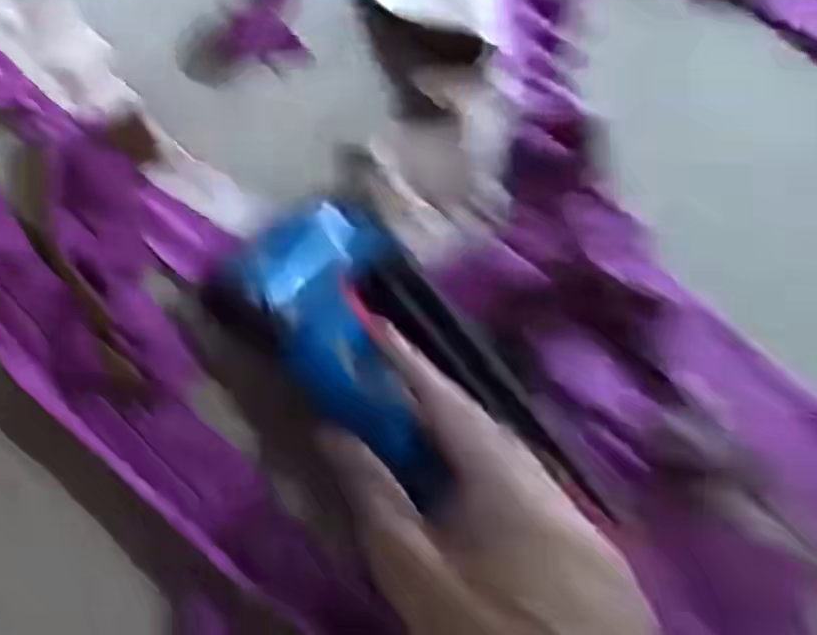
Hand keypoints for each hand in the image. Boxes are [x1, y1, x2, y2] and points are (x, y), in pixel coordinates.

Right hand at [323, 327, 654, 634]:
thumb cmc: (479, 627)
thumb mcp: (407, 561)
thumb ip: (369, 488)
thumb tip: (330, 429)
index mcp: (511, 491)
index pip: (449, 405)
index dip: (407, 360)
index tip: (372, 322)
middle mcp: (558, 499)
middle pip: (486, 427)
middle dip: (431, 392)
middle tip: (381, 367)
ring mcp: (585, 533)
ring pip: (511, 458)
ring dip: (457, 429)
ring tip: (408, 417)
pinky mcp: (594, 564)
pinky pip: (526, 487)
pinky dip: (481, 465)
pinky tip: (456, 480)